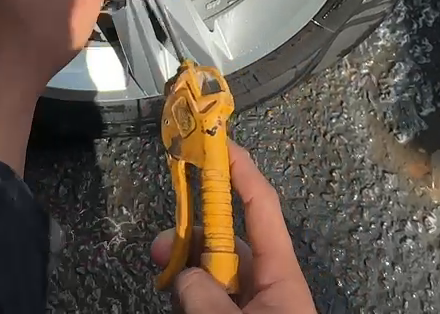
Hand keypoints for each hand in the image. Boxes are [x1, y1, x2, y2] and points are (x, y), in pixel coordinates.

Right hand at [151, 144, 315, 312]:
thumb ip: (205, 295)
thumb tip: (182, 274)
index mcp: (281, 272)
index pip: (261, 204)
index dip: (240, 169)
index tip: (215, 141)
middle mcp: (267, 283)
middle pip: (225, 241)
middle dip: (190, 237)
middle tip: (159, 249)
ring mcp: (252, 305)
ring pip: (212, 273)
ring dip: (186, 271)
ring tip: (164, 282)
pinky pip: (211, 298)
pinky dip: (191, 297)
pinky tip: (178, 306)